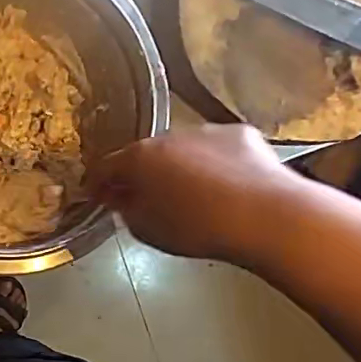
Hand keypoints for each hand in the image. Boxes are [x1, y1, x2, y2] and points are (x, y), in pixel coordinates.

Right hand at [90, 120, 305, 261]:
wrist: (263, 215)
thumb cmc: (198, 228)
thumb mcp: (149, 230)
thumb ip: (127, 211)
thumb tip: (121, 200)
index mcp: (140, 158)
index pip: (106, 166)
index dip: (98, 183)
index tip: (97, 195)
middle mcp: (170, 135)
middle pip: (147, 155)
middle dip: (142, 175)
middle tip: (145, 200)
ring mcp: (207, 131)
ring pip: (183, 150)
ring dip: (180, 168)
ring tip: (191, 198)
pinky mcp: (240, 135)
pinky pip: (217, 150)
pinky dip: (214, 165)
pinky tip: (226, 188)